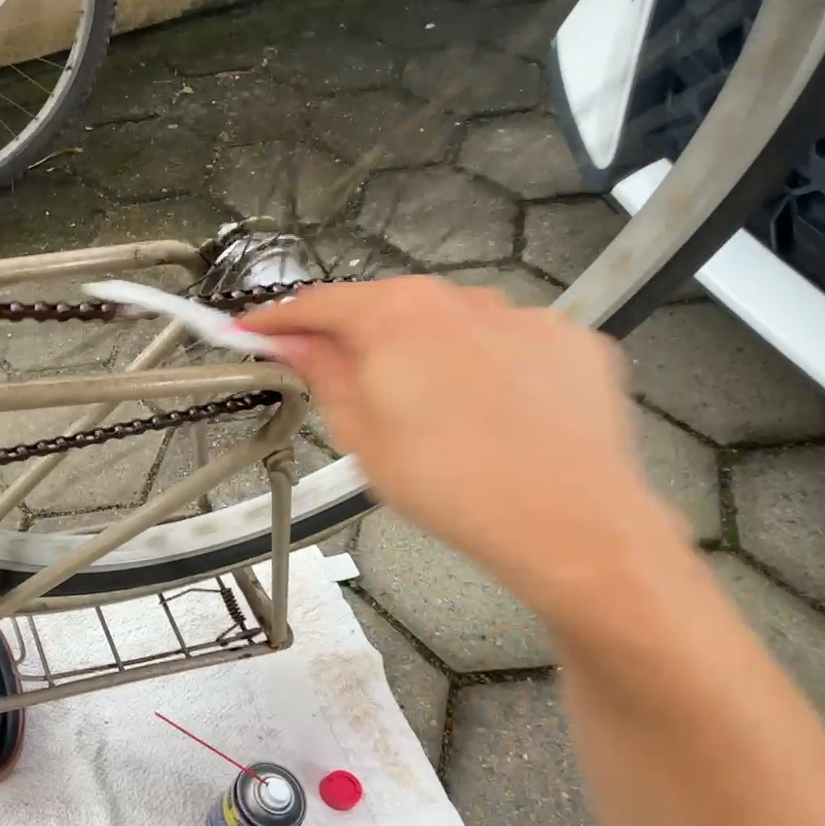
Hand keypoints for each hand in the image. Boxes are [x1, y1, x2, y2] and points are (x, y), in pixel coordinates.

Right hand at [238, 277, 669, 603]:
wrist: (568, 523)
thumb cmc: (456, 485)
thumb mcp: (358, 432)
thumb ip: (321, 373)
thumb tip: (295, 344)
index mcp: (398, 318)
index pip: (318, 304)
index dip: (277, 320)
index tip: (255, 332)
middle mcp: (461, 302)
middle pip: (384, 307)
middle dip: (350, 338)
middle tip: (327, 375)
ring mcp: (522, 318)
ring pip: (444, 323)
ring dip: (416, 351)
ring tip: (416, 409)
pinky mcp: (569, 343)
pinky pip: (502, 341)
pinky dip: (477, 364)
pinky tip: (476, 410)